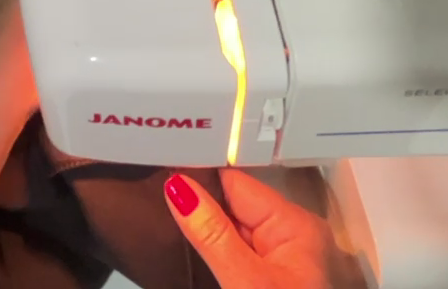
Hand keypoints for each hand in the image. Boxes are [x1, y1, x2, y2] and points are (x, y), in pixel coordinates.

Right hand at [164, 169, 335, 288]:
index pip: (236, 183)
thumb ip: (211, 233)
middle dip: (199, 204)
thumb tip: (177, 185)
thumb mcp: (246, 283)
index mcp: (295, 225)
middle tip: (152, 193)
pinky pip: (235, 254)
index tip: (160, 170)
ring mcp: (282, 264)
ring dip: (202, 229)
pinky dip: (212, 253)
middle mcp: (291, 237)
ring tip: (162, 215)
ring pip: (231, 231)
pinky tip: (188, 248)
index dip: (199, 178)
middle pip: (233, 206)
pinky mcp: (269, 283)